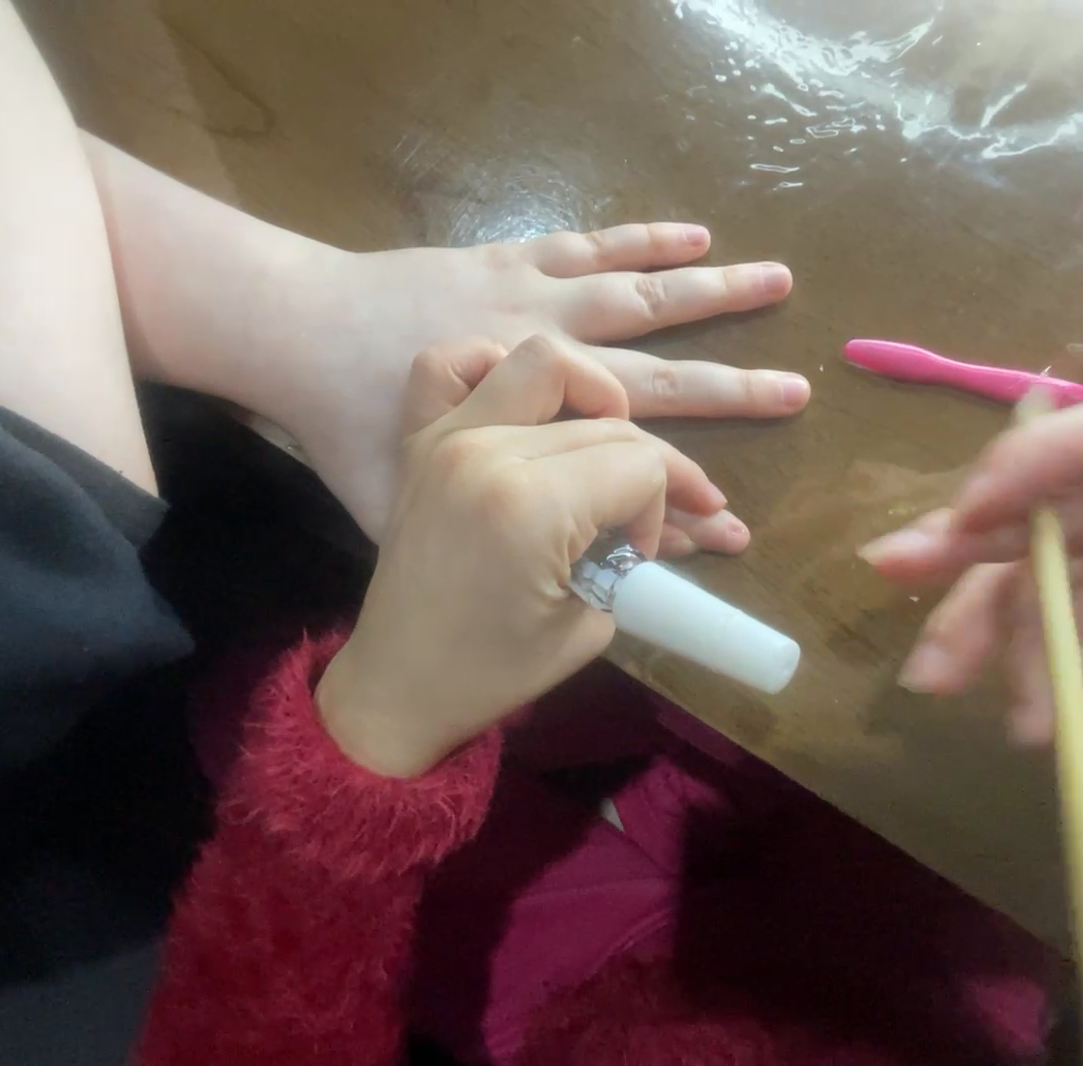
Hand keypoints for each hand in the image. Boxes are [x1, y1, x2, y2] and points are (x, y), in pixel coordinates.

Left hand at [254, 224, 805, 548]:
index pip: (639, 472)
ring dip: (713, 294)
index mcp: (526, 468)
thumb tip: (639, 557)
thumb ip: (544, 557)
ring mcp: (525, 312)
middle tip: (799, 391)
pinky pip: (585, 251)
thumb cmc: (355, 463)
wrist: (292, 343)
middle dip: (736, 392)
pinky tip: (690, 235)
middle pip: (659, 383)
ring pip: (637, 300)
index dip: (675, 506)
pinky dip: (641, 242)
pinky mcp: (504, 269)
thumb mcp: (439, 553)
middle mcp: (539, 381)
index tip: (699, 531)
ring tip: (777, 282)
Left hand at [315, 335, 706, 776]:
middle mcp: (486, 449)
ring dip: (591, 393)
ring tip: (606, 438)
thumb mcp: (588, 623)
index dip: (660, 510)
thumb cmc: (492, 673)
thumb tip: (684, 518)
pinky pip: (450, 364)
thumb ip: (636, 554)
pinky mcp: (419, 440)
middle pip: (606, 420)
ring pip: (544, 363)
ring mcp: (445, 436)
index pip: (639, 465)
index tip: (636, 557)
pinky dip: (492, 366)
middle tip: (642, 518)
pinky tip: (526, 406)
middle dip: (647, 467)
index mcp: (531, 504)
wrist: (399, 684)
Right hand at [860, 396, 1082, 818]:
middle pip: (1069, 493)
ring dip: (984, 612)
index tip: (966, 513)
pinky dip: (1021, 648)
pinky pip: (1055, 599)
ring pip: (1043, 551)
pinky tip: (1012, 703)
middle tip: (893, 569)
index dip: (1045, 457)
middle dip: (978, 539)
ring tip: (937, 678)